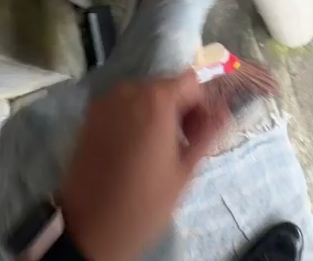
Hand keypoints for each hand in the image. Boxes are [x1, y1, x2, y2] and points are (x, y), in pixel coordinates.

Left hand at [59, 71, 228, 260]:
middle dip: (179, 110)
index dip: (201, 105)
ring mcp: (106, 101)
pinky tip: (133, 150)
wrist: (87, 230)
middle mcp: (129, 90)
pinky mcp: (89, 116)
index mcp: (157, 100)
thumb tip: (226, 110)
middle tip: (181, 146)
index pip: (191, 82)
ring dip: (156, 114)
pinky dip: (133, 118)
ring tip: (157, 151)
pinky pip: (122, 106)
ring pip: (143, 96)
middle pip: (166, 86)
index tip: (199, 134)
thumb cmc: (142, 204)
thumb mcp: (184, 172)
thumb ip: (208, 134)